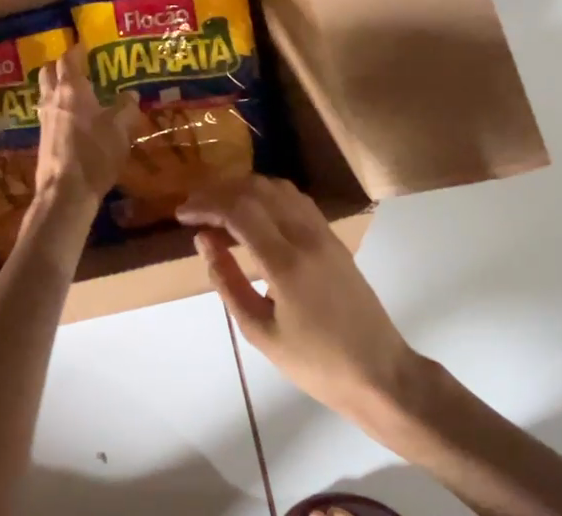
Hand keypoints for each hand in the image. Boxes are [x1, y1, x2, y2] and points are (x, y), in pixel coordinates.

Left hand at [34, 45, 138, 208]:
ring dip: (56, 86)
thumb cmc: (95, 154)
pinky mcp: (42, 137)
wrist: (65, 191)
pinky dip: (57, 106)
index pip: (68, 59)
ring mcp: (44, 118)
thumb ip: (126, 108)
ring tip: (74, 90)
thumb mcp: (120, 130)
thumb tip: (129, 95)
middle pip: (49, 71)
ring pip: (45, 91)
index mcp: (72, 89)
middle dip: (60, 65)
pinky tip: (70, 117)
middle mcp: (53, 99)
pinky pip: (47, 111)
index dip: (76, 51)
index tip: (85, 46)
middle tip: (77, 66)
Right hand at [179, 176, 421, 425]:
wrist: (380, 373)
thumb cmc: (316, 363)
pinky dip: (266, 195)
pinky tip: (252, 214)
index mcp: (286, 262)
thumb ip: (227, 281)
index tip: (182, 214)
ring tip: (218, 208)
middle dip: (219, 191)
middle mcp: (306, 236)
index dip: (205, 204)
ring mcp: (324, 234)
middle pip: (256, 189)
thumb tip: (204, 240)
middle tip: (194, 208)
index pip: (238, 210)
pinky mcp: (333, 238)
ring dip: (242, 189)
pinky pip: (295, 200)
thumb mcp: (260, 332)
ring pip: (277, 187)